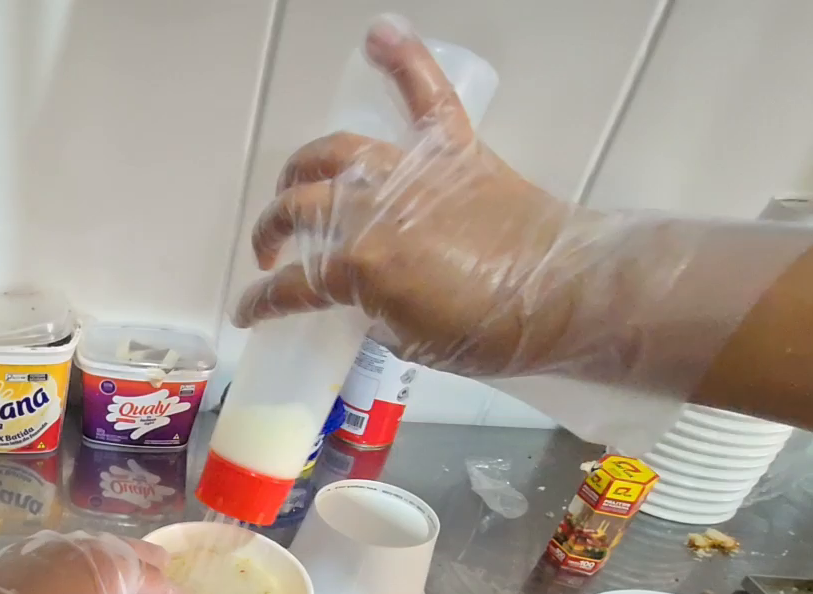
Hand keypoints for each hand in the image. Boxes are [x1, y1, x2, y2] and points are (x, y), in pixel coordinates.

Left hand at [0, 531, 211, 593]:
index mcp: (107, 565)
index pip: (154, 579)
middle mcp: (70, 545)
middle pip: (118, 551)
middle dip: (143, 566)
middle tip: (158, 578)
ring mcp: (29, 551)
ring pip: (79, 551)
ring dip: (101, 565)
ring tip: (110, 582)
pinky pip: (45, 562)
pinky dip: (64, 572)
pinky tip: (57, 590)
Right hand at [233, 17, 581, 375]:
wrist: (565, 297)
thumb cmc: (484, 335)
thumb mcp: (404, 342)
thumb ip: (368, 311)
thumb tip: (362, 296)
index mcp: (356, 269)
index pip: (288, 287)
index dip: (259, 304)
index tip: (247, 314)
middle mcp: (372, 212)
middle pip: (297, 210)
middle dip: (270, 234)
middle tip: (273, 254)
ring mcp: (412, 175)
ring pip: (335, 153)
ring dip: (302, 168)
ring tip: (295, 185)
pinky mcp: (455, 152)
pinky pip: (425, 96)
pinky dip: (404, 59)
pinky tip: (377, 32)